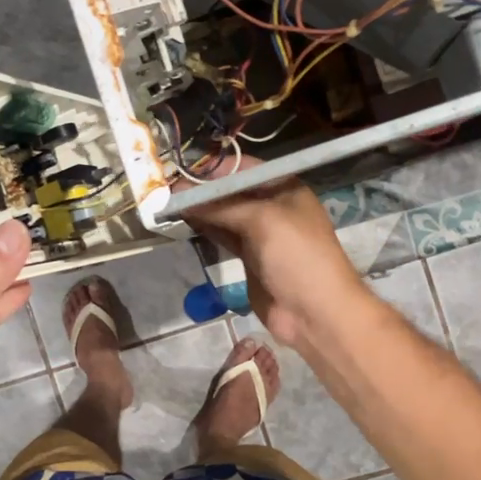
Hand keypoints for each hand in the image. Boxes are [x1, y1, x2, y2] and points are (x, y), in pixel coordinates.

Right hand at [173, 159, 367, 350]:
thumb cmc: (296, 256)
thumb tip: (180, 194)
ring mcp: (260, 233)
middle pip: (231, 190)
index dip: (211, 170)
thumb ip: (221, 205)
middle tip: (165, 190)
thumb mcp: (262, 220)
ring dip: (199, 210)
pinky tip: (183, 223)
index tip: (179, 172)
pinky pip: (223, 235)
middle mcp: (272, 205)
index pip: (242, 168)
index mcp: (283, 187)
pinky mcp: (249, 257)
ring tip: (167, 205)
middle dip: (201, 190)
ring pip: (224, 214)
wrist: (314, 311)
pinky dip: (204, 228)